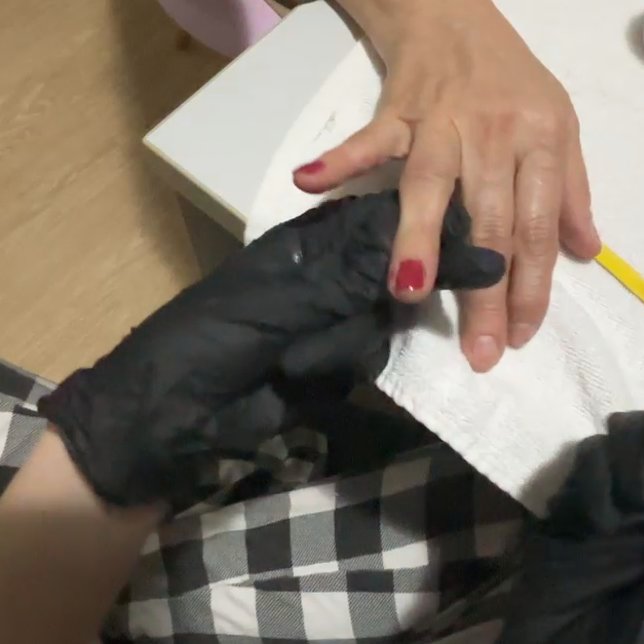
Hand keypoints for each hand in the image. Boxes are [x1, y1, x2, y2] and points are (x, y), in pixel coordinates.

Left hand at [38, 194, 502, 508]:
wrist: (169, 417)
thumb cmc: (212, 339)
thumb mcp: (281, 301)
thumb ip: (351, 276)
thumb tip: (420, 252)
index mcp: (306, 245)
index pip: (380, 226)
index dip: (424, 234)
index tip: (474, 248)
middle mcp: (326, 278)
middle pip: (390, 275)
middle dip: (399, 294)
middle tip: (414, 309)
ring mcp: (330, 325)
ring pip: (381, 323)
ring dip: (348, 346)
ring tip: (296, 362)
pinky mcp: (332, 368)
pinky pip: (365, 360)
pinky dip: (340, 371)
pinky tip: (298, 380)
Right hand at [306, 0, 601, 372]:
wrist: (451, 11)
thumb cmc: (510, 78)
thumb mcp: (558, 125)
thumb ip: (570, 190)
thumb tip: (587, 253)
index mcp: (541, 139)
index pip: (538, 225)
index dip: (533, 284)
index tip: (521, 336)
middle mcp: (495, 133)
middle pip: (489, 220)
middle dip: (485, 290)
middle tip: (480, 351)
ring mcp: (442, 120)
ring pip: (432, 184)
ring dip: (420, 234)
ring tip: (408, 288)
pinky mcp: (397, 108)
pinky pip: (369, 138)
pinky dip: (341, 158)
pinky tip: (309, 181)